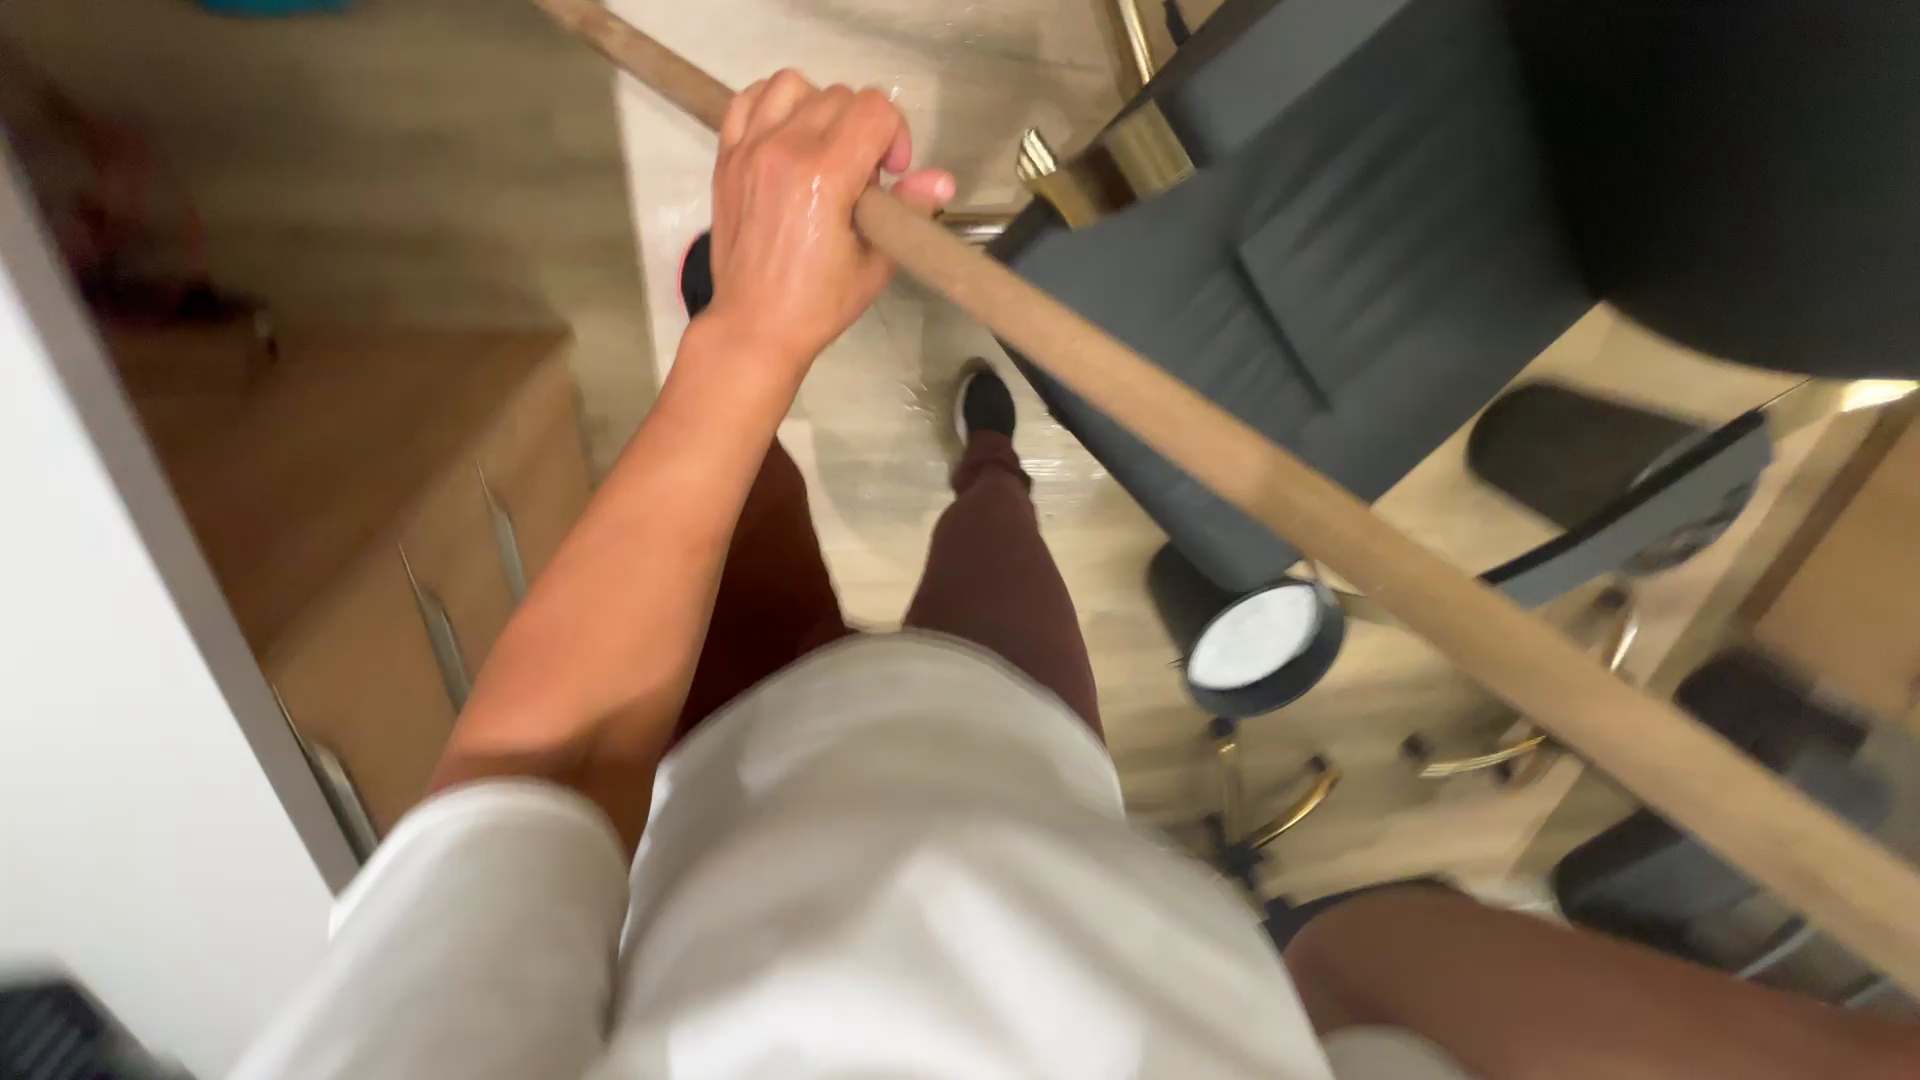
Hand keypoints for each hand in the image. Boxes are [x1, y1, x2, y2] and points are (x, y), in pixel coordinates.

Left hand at [703, 70, 955, 377]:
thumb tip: (944, 181)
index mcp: (824, 177)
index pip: (874, 110)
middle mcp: (784, 150)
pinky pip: (750, 100)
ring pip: (795, 86)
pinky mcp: (728, 158)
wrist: (756, 325)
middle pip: (840, 96)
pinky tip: (790, 139)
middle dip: (863, 130)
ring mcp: (750, 149)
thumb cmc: (818, 305)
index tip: (892, 175)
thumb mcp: (875, 265)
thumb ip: (908, 212)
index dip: (896, 136)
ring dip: (821, 110)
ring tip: (826, 153)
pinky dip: (775, 107)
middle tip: (862, 179)